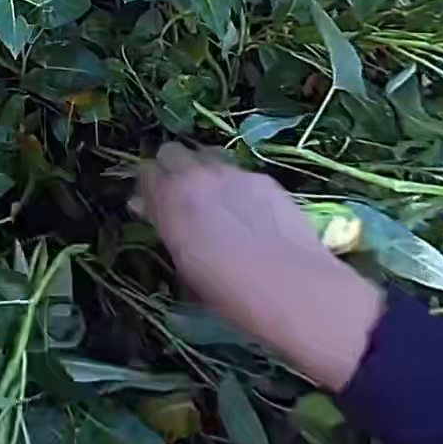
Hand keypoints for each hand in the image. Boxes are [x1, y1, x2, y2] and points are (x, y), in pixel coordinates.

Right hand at [133, 143, 383, 390]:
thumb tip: (145, 205)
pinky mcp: (261, 177)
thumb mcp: (185, 265)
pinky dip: (234, 183)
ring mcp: (230, 172)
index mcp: (169, 199)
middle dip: (171, 167)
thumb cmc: (231, 293)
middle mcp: (195, 176)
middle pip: (171, 151)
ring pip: (205, 154)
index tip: (154, 202)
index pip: (145, 172)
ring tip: (215, 197)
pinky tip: (249, 210)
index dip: (148, 185)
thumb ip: (163, 226)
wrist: (297, 291)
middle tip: (181, 194)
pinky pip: (237, 170)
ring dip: (202, 169)